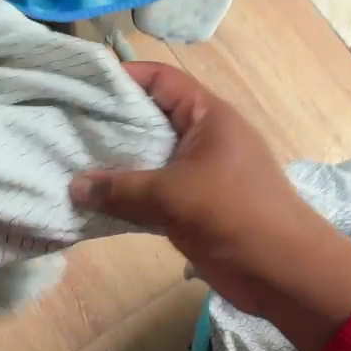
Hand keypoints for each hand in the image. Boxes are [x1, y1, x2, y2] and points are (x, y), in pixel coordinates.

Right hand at [70, 63, 350, 350]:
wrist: (286, 273)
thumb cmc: (235, 217)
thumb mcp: (172, 197)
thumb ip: (120, 189)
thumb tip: (74, 187)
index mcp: (208, 116)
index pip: (161, 79)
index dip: (122, 77)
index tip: (80, 84)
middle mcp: (203, 137)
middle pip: (151, 117)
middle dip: (110, 122)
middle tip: (64, 125)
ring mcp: (200, 172)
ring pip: (150, 157)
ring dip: (116, 163)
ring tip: (70, 161)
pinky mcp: (195, 205)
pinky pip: (154, 191)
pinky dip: (128, 194)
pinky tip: (93, 200)